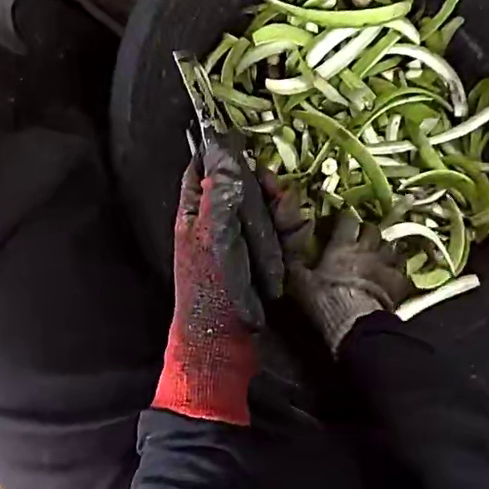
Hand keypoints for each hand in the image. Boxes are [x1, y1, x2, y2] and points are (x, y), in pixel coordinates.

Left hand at [152, 133, 282, 425]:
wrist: (225, 342)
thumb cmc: (211, 288)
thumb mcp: (214, 235)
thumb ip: (221, 191)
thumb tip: (222, 146)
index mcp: (195, 211)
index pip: (204, 168)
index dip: (222, 153)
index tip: (247, 148)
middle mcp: (218, 221)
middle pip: (244, 185)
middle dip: (264, 188)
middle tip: (277, 192)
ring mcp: (241, 240)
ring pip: (267, 208)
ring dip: (282, 213)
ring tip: (289, 225)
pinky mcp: (262, 256)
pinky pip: (281, 234)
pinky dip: (290, 237)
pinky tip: (293, 246)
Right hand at [271, 181, 411, 352]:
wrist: (353, 323)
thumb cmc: (324, 299)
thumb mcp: (300, 282)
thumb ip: (296, 265)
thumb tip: (289, 256)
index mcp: (342, 245)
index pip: (347, 220)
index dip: (344, 218)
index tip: (339, 221)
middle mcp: (366, 249)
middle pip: (373, 229)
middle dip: (368, 230)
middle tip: (361, 237)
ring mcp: (385, 265)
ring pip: (391, 247)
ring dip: (385, 249)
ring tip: (380, 254)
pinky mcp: (398, 283)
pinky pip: (402, 272)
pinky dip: (399, 272)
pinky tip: (394, 277)